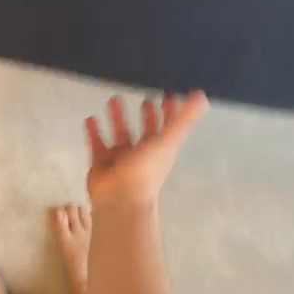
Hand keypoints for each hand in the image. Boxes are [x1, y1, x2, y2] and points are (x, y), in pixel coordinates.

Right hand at [85, 92, 208, 210]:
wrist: (119, 198)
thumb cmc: (145, 170)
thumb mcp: (168, 140)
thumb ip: (184, 118)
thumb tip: (202, 94)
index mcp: (161, 150)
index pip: (170, 127)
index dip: (171, 113)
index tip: (170, 96)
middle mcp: (143, 154)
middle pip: (148, 131)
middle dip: (148, 116)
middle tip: (146, 98)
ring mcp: (122, 159)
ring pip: (121, 134)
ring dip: (119, 118)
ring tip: (114, 99)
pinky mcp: (102, 163)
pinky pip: (98, 144)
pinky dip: (95, 132)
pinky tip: (90, 119)